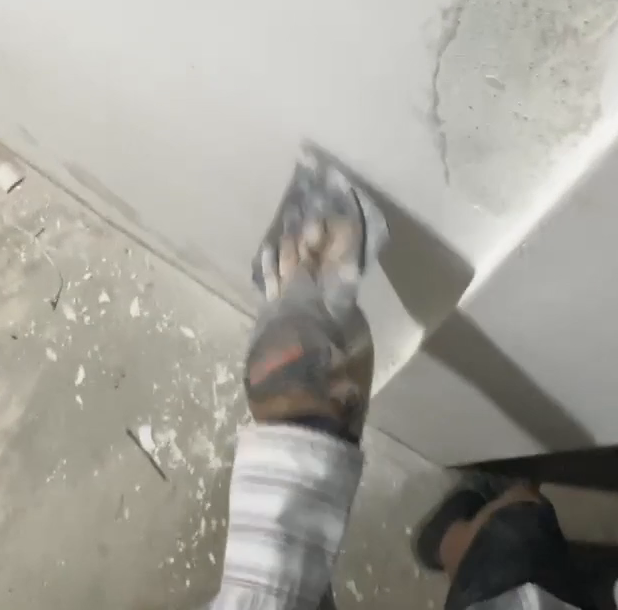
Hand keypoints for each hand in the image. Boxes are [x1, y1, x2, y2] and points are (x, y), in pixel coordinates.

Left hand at [244, 156, 379, 440]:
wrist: (299, 418)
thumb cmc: (338, 384)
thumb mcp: (355, 342)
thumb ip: (345, 308)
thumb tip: (336, 289)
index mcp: (329, 297)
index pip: (339, 253)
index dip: (342, 227)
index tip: (342, 199)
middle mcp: (300, 294)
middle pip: (306, 253)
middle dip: (311, 226)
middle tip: (311, 198)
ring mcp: (277, 307)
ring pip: (283, 264)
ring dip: (289, 241)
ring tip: (291, 217)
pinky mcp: (262, 322)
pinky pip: (267, 283)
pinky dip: (270, 264)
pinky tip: (268, 250)